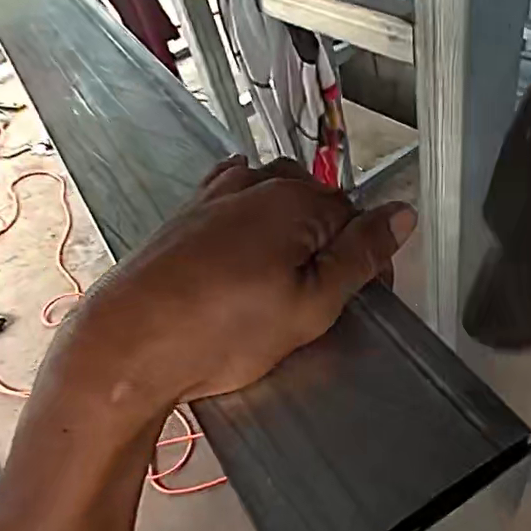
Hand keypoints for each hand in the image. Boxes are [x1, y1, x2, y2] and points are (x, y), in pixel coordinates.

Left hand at [49, 156, 416, 406]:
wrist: (128, 346)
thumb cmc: (223, 330)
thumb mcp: (312, 304)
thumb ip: (361, 255)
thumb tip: (402, 213)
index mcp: (296, 200)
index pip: (358, 218)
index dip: (369, 260)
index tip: (365, 299)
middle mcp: (256, 183)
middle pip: (317, 207)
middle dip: (330, 246)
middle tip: (322, 301)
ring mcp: (215, 195)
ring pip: (277, 206)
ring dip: (291, 239)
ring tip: (281, 288)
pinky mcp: (187, 215)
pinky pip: (238, 210)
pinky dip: (254, 232)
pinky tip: (248, 258)